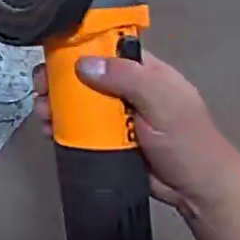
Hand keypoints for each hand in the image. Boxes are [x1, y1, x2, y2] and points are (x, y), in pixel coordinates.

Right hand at [31, 50, 239, 216]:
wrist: (197, 192)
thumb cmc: (189, 143)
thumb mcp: (164, 105)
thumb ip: (129, 79)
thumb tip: (83, 64)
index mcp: (142, 71)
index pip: (105, 47)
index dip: (76, 47)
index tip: (53, 58)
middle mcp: (123, 87)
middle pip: (80, 72)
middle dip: (55, 79)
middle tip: (42, 91)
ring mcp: (110, 112)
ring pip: (71, 98)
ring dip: (52, 103)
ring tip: (44, 115)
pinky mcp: (100, 135)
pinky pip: (72, 124)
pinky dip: (57, 124)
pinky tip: (49, 130)